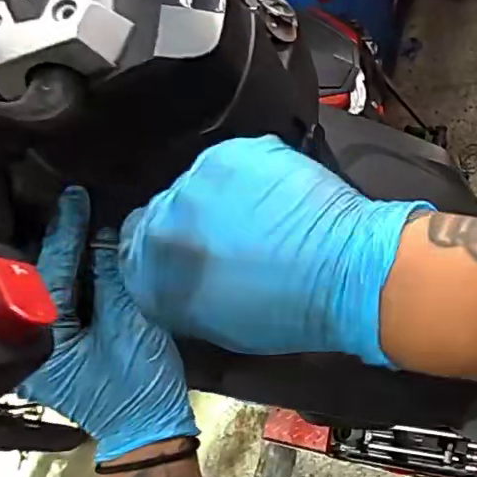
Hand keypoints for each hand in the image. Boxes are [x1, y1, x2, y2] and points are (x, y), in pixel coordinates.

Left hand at [16, 187, 197, 461]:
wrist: (150, 431)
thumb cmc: (140, 384)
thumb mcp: (129, 325)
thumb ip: (110, 277)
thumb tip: (104, 235)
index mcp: (40, 341)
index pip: (50, 272)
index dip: (66, 232)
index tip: (75, 198)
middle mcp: (29, 346)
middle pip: (39, 281)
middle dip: (56, 242)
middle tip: (72, 204)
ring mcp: (41, 353)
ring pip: (46, 293)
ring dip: (62, 260)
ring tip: (76, 224)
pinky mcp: (56, 356)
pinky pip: (56, 309)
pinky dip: (70, 283)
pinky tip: (82, 260)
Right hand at [119, 135, 428, 366]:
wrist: (344, 272)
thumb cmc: (291, 310)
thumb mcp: (217, 323)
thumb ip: (179, 296)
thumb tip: (172, 278)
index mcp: (155, 268)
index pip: (132, 250)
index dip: (161, 252)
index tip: (184, 252)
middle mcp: (165, 218)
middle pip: (164, 210)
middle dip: (193, 222)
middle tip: (230, 236)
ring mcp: (199, 180)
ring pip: (197, 184)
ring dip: (220, 196)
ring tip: (261, 218)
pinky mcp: (234, 153)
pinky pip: (231, 162)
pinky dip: (249, 175)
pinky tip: (275, 199)